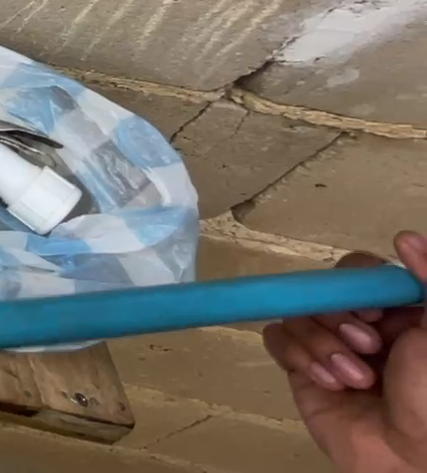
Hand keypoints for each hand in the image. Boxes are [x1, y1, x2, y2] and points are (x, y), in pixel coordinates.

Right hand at [262, 231, 426, 471]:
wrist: (414, 464)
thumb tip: (405, 236)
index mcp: (406, 318)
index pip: (361, 275)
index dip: (355, 288)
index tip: (374, 312)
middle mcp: (368, 328)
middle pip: (321, 293)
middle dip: (336, 320)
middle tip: (365, 347)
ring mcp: (330, 347)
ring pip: (296, 315)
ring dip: (320, 346)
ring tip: (352, 379)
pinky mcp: (299, 365)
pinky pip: (274, 338)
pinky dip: (297, 357)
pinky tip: (327, 382)